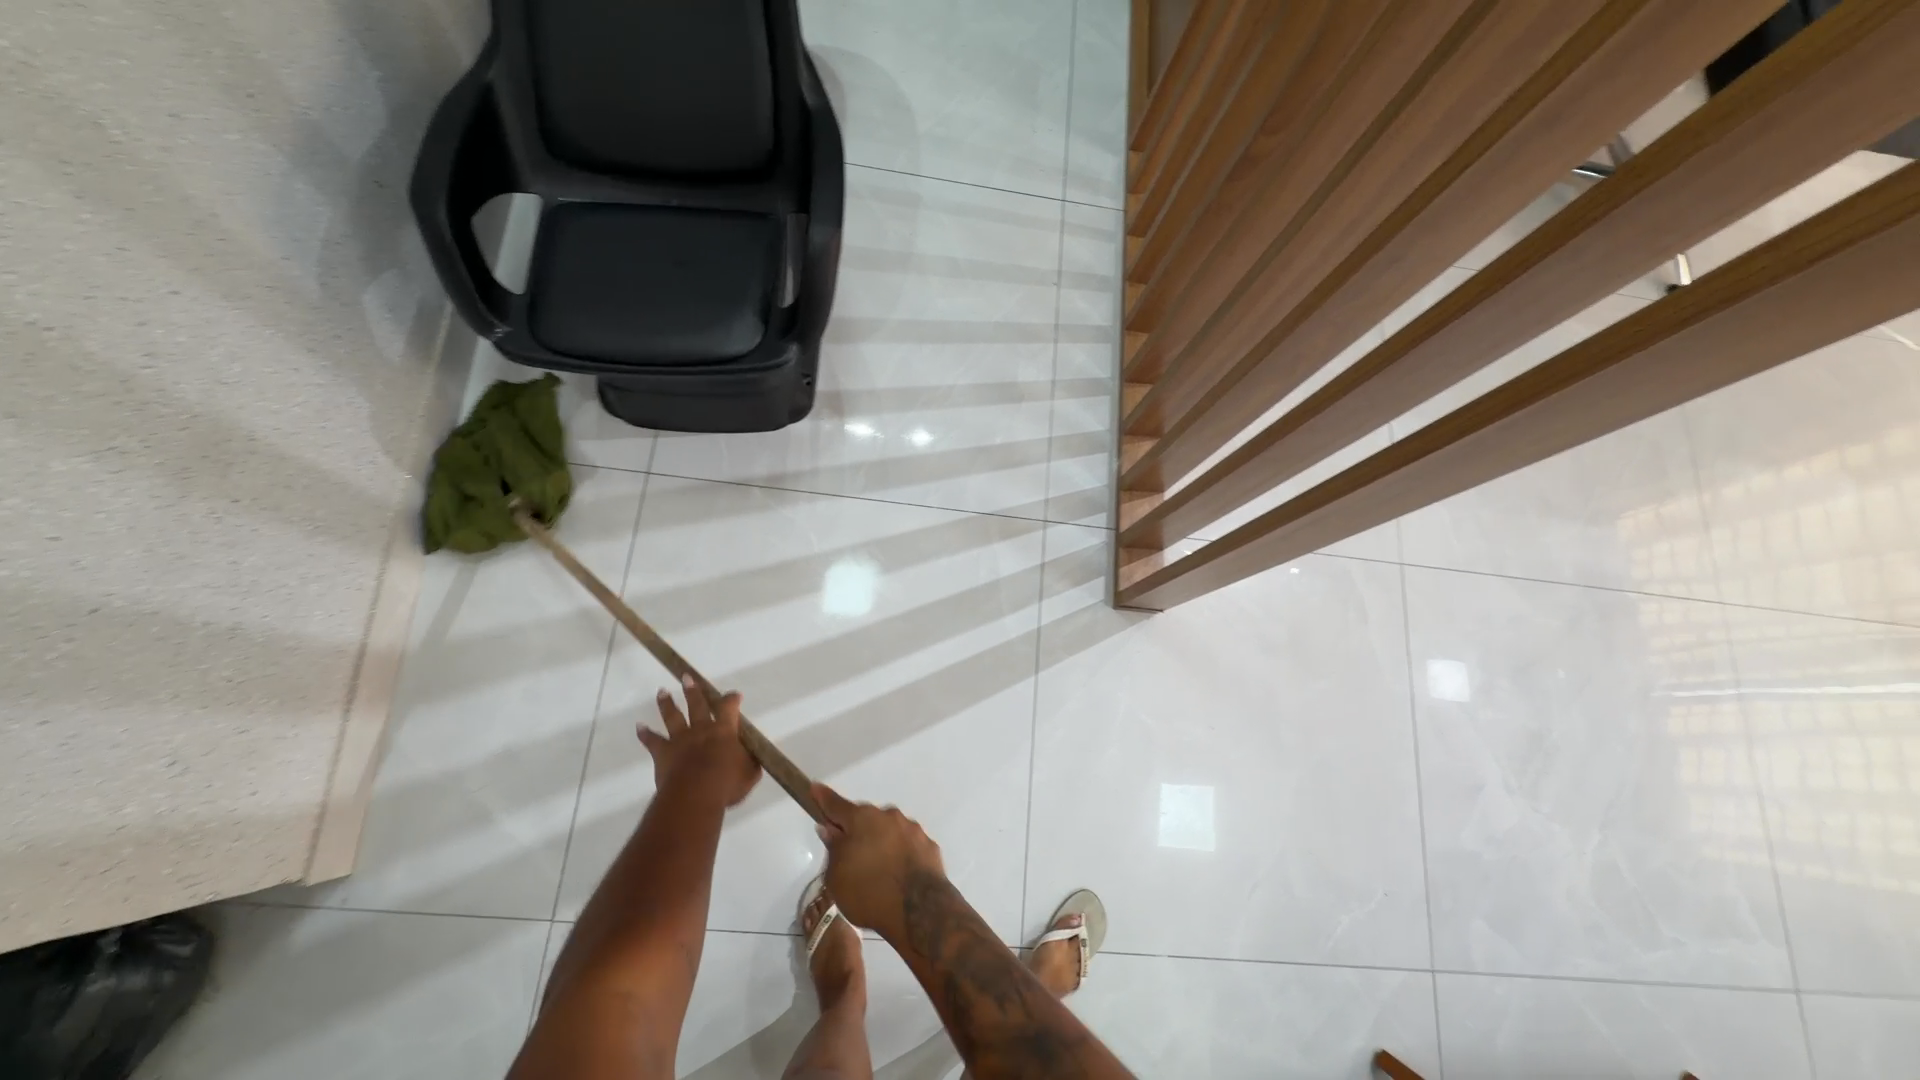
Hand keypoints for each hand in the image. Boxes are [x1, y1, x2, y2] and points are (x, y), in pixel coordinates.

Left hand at [638, 676, 760, 806]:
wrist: (695, 795)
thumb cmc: (726, 784)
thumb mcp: (750, 774)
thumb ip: (751, 763)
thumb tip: (752, 758)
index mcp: (724, 731)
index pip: (729, 708)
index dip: (732, 699)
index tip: (734, 695)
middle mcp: (701, 729)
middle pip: (697, 705)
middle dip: (693, 691)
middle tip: (687, 677)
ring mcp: (680, 739)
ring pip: (672, 716)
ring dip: (667, 703)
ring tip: (662, 692)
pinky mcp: (663, 753)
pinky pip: (652, 741)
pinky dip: (645, 734)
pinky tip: (639, 727)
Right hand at [813, 783, 946, 938]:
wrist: (919, 910)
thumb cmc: (868, 892)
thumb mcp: (836, 876)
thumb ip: (833, 849)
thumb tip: (831, 830)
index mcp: (862, 819)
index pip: (836, 805)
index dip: (823, 798)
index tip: (815, 788)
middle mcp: (888, 816)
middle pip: (866, 819)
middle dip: (857, 831)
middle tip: (851, 856)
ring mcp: (912, 830)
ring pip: (889, 831)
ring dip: (881, 843)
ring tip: (879, 872)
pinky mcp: (929, 846)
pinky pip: (908, 845)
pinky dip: (900, 854)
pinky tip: (899, 875)